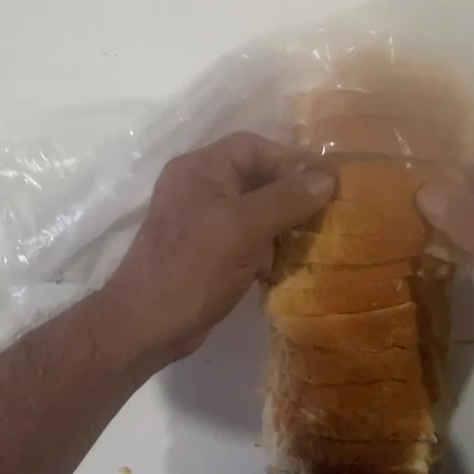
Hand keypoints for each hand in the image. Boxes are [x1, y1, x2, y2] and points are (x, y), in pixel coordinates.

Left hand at [100, 132, 333, 364]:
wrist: (146, 327)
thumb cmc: (193, 267)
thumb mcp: (244, 228)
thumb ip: (286, 199)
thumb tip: (327, 178)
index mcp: (200, 168)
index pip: (253, 147)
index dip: (287, 161)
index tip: (319, 188)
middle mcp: (198, 186)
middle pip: (255, 176)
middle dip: (286, 197)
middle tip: (318, 218)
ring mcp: (200, 219)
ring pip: (253, 209)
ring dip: (278, 226)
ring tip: (301, 246)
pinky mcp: (205, 250)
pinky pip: (244, 236)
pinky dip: (263, 248)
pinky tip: (277, 269)